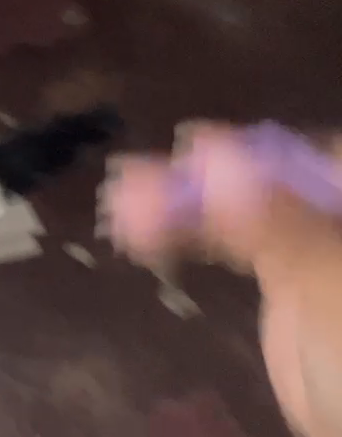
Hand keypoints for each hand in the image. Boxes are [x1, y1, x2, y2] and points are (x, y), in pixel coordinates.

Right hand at [105, 125, 341, 436]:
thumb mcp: (331, 288)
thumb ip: (275, 220)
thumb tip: (207, 147)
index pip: (325, 159)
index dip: (259, 150)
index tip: (187, 149)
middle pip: (278, 182)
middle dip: (202, 179)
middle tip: (130, 179)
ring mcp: (328, 253)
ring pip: (247, 211)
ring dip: (180, 206)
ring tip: (116, 205)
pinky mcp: (295, 282)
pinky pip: (236, 243)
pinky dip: (187, 235)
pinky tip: (139, 232)